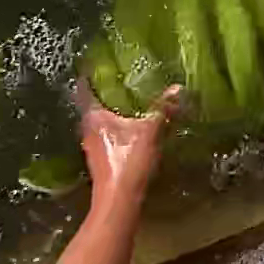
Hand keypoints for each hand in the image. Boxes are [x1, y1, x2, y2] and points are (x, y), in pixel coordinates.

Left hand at [74, 81, 186, 207]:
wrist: (118, 200)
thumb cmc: (128, 162)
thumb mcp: (150, 131)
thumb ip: (162, 108)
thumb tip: (178, 87)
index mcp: (94, 117)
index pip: (85, 90)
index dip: (90, 75)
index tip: (98, 62)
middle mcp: (88, 128)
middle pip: (93, 104)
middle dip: (105, 90)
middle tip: (121, 75)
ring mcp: (93, 143)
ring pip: (100, 118)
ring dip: (112, 108)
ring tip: (130, 95)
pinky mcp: (102, 155)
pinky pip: (107, 130)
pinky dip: (117, 122)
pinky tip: (133, 121)